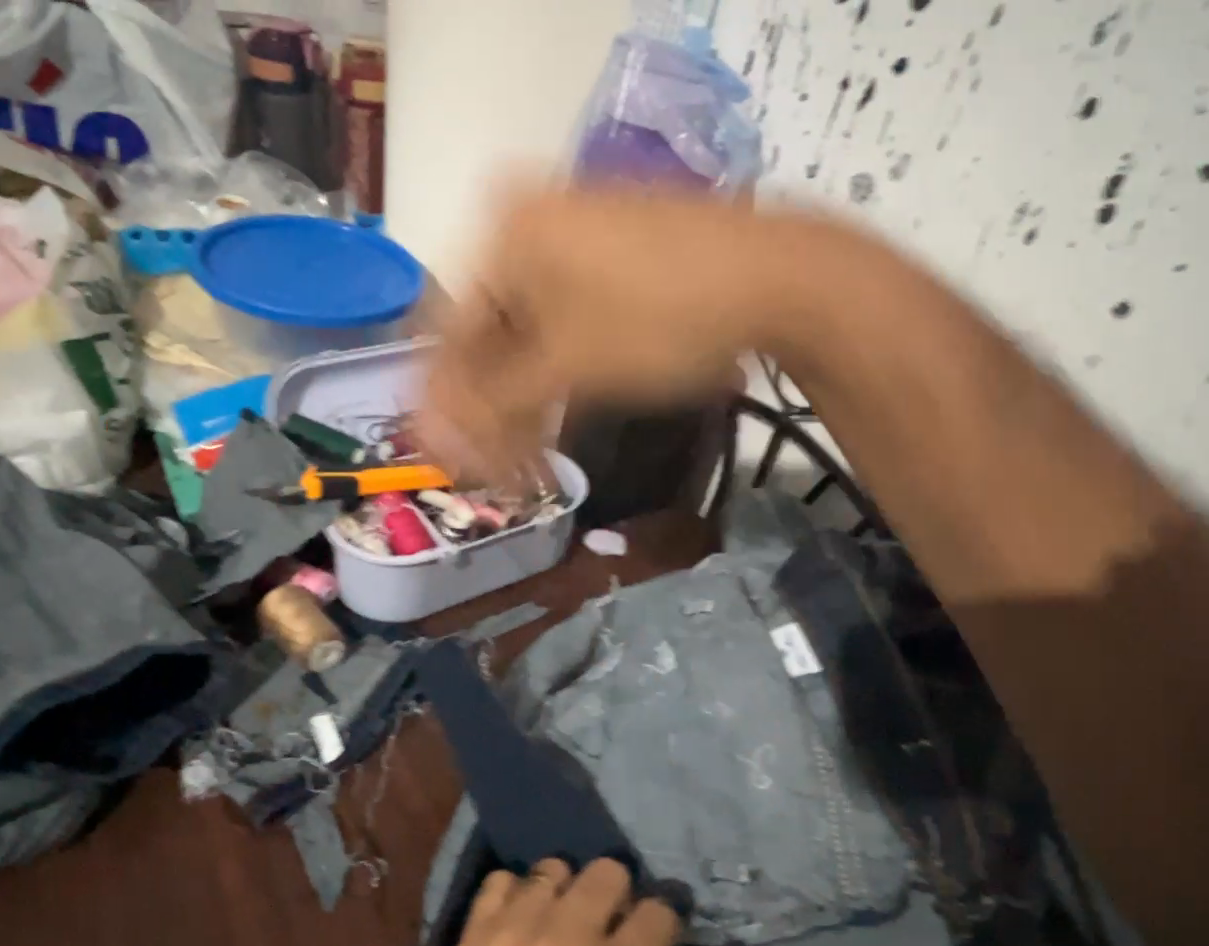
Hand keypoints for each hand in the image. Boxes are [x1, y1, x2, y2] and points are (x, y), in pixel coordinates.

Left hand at [416, 858, 687, 945]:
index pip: (658, 912)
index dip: (665, 921)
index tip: (659, 934)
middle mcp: (566, 936)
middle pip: (608, 872)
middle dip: (619, 894)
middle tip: (611, 925)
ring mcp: (515, 926)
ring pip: (555, 868)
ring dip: (566, 891)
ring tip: (562, 920)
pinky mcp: (473, 930)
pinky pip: (501, 879)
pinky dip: (516, 894)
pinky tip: (521, 921)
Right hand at [419, 183, 799, 480]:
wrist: (778, 275)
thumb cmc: (662, 317)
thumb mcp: (569, 365)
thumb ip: (492, 402)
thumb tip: (430, 435)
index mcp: (503, 229)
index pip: (448, 333)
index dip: (449, 406)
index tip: (459, 461)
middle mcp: (529, 217)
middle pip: (487, 330)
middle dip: (492, 405)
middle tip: (503, 465)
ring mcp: (575, 226)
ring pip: (526, 325)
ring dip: (524, 392)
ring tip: (534, 451)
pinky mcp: (612, 245)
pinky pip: (561, 309)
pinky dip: (557, 362)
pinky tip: (563, 406)